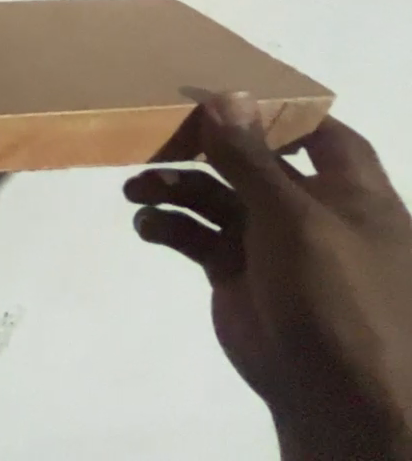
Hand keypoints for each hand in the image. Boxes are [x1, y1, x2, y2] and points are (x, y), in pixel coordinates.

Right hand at [126, 93, 411, 459]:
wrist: (339, 393)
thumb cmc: (337, 295)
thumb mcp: (293, 217)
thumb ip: (251, 157)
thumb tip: (223, 93)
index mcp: (351, 198)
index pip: (324, 138)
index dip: (280, 115)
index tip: (221, 96)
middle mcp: (312, 216)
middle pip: (249, 164)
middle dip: (198, 152)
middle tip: (148, 139)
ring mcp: (271, 246)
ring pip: (212, 198)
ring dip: (171, 188)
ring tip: (136, 192)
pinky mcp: (235, 272)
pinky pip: (193, 235)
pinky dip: (166, 226)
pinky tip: (147, 228)